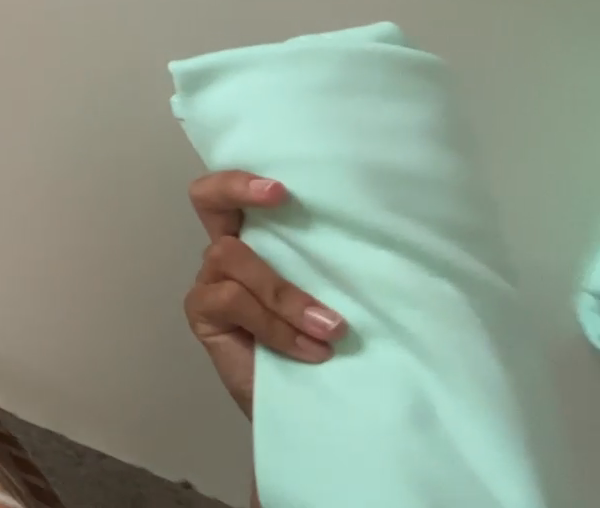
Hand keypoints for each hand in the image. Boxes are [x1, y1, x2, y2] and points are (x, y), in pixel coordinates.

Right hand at [185, 171, 346, 416]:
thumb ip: (346, 275)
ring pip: (231, 256)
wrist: (322, 419)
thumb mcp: (350, 306)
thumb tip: (395, 246)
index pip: (240, 195)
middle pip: (207, 200)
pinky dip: (274, 324)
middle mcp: (231, 255)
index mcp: (263, 244)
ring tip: (330, 331)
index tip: (283, 189)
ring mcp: (212, 283)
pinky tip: (310, 352)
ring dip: (284, 292)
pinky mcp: (203, 313)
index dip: (244, 180)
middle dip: (236, 188)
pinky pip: (231, 299)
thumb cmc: (344, 357)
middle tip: (281, 197)